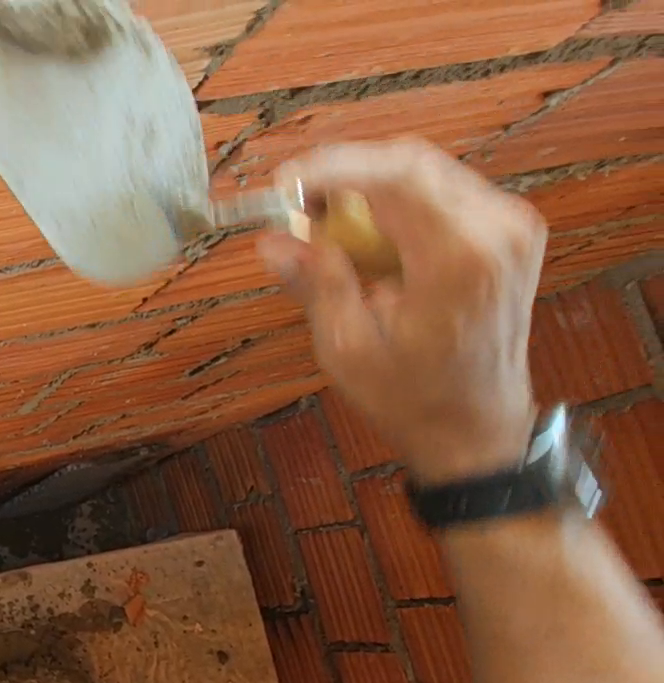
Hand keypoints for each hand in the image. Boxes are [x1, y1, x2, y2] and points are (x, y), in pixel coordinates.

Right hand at [256, 139, 545, 483]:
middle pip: (412, 165)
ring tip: (316, 225)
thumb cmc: (407, 393)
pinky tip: (354, 235)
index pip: (396, 178)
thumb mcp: (344, 345)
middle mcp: (495, 228)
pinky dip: (388, 205)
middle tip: (291, 207)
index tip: (281, 185)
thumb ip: (315, 283)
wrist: (471, 418)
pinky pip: (438, 195)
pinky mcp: (503, 232)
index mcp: (456, 257)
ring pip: (425, 175)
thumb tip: (273, 242)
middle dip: (343, 175)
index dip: (333, 168)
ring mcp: (507, 226)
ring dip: (363, 190)